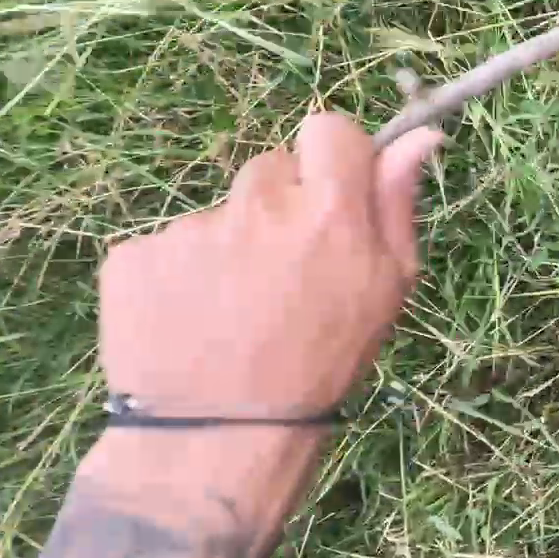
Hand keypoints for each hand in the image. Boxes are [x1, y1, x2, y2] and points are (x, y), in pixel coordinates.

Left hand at [98, 111, 442, 416]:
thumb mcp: (390, 280)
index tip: (338, 189)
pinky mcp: (135, 255)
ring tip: (243, 295)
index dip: (337, 154)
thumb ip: (397, 202)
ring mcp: (191, 230)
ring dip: (239, 235)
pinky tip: (200, 310)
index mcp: (331, 212)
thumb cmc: (330, 352)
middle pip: (275, 166)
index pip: (328, 128)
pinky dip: (188, 267)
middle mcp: (260, 207)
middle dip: (288, 200)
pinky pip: (173, 241)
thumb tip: (422, 137)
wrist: (223, 428)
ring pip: (226, 208)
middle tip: (292, 261)